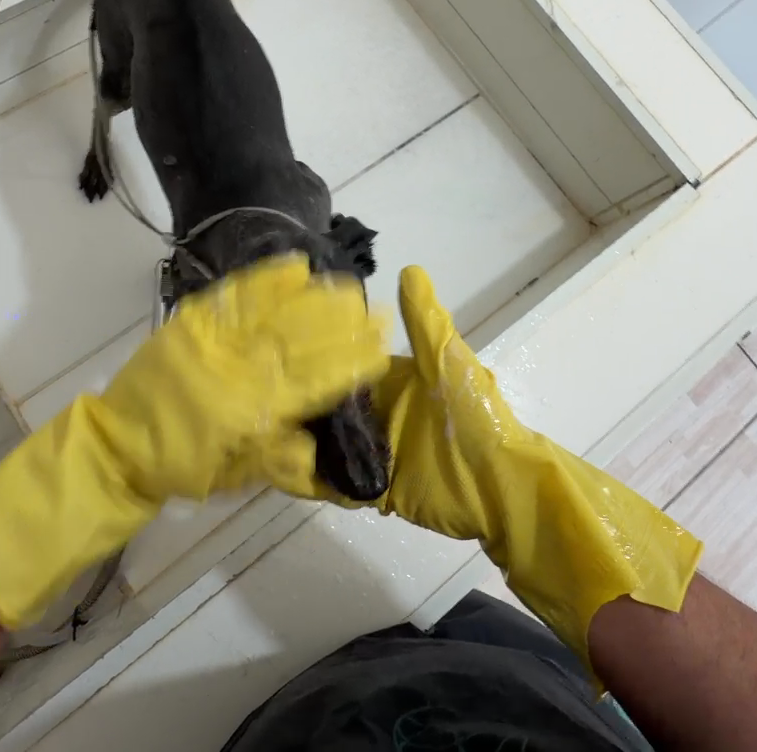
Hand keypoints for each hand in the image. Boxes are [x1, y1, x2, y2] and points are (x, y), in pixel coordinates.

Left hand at [0, 255, 387, 627]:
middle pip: (299, 339)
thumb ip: (279, 455)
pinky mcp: (192, 321)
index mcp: (250, 411)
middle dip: (341, 324)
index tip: (378, 349)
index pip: (313, 382)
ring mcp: (213, 339)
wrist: (119, 445)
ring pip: (273, 313)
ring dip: (314, 298)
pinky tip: (296, 265)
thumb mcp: (236, 474)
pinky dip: (267, 279)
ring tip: (345, 287)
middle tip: (373, 310)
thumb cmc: (184, 466)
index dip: (348, 364)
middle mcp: (236, 369)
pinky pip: (235, 295)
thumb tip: (322, 442)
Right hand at [266, 266, 702, 670]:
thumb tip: (407, 267)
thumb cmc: (477, 419)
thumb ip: (426, 322)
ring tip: (257, 432)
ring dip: (296, 439)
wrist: (503, 490)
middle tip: (254, 396)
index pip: (340, 362)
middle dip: (295, 401)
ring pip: (323, 442)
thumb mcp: (449, 363)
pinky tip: (278, 467)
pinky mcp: (371, 488)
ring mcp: (372, 451)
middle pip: (325, 404)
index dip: (311, 355)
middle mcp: (376, 412)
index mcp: (391, 379)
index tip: (272, 348)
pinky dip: (308, 477)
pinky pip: (333, 481)